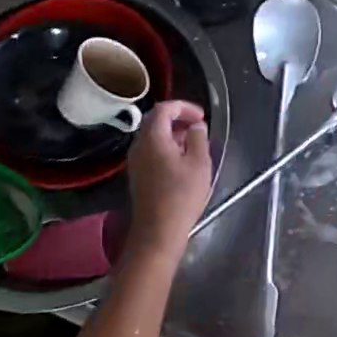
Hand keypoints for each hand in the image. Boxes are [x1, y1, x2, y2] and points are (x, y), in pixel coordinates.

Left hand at [126, 100, 211, 253]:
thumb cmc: (181, 196)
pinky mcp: (137, 174)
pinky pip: (150, 151)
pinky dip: (165, 147)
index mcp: (152, 137)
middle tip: (197, 127)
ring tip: (193, 144)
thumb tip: (195, 126)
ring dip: (172, 134)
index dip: (184, 107)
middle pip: (155, 120)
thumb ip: (198, 138)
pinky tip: (180, 161)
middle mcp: (138, 145)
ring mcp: (135, 160)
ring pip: (152, 136)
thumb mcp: (199, 163)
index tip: (201, 116)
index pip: (164, 108)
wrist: (158, 230)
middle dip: (177, 118)